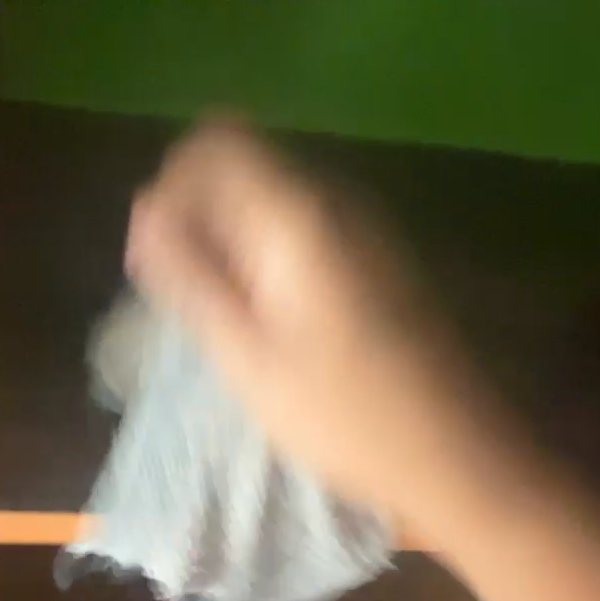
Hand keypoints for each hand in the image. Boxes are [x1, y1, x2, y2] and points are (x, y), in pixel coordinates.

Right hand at [127, 121, 527, 531]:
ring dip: (233, 249)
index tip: (156, 261)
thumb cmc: (343, 417)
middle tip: (188, 304)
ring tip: (225, 324)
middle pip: (244, 170)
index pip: (214, 145)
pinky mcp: (378, 263)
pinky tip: (270, 328)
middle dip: (200, 224)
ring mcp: (365, 231)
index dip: (172, 191)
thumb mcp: (249, 357)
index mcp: (300, 216)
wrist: (455, 455)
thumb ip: (193, 278)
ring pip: (272, 206)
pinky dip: (269, 266)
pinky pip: (303, 238)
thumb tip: (144, 213)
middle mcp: (337, 202)